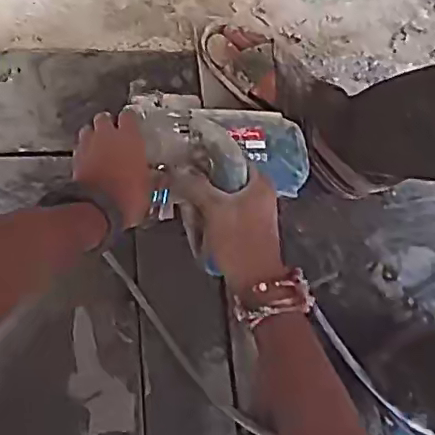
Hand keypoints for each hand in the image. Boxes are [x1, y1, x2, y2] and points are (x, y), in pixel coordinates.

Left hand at [73, 111, 153, 230]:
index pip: (128, 115)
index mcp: (130, 137)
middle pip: (103, 118)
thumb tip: (162, 177)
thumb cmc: (128, 196)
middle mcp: (107, 135)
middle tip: (113, 135)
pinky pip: (80, 146)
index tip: (132, 124)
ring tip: (99, 146)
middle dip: (107, 124)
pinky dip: (84, 150)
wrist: (96, 208)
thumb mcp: (149, 189)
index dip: (129, 119)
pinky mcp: (75, 158)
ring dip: (93, 135)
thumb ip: (154, 178)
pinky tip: (89, 160)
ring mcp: (88, 144)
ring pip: (88, 129)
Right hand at [167, 166, 286, 289]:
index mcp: (259, 180)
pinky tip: (194, 214)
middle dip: (200, 178)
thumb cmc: (238, 241)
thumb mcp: (213, 208)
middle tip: (179, 180)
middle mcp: (258, 189)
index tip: (183, 156)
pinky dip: (208, 208)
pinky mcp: (244, 222)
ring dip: (202, 195)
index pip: (229, 154)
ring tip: (184, 198)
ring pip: (220, 191)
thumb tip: (175, 170)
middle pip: (223, 173)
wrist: (254, 282)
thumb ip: (194, 185)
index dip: (206, 153)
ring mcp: (252, 207)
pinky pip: (221, 207)